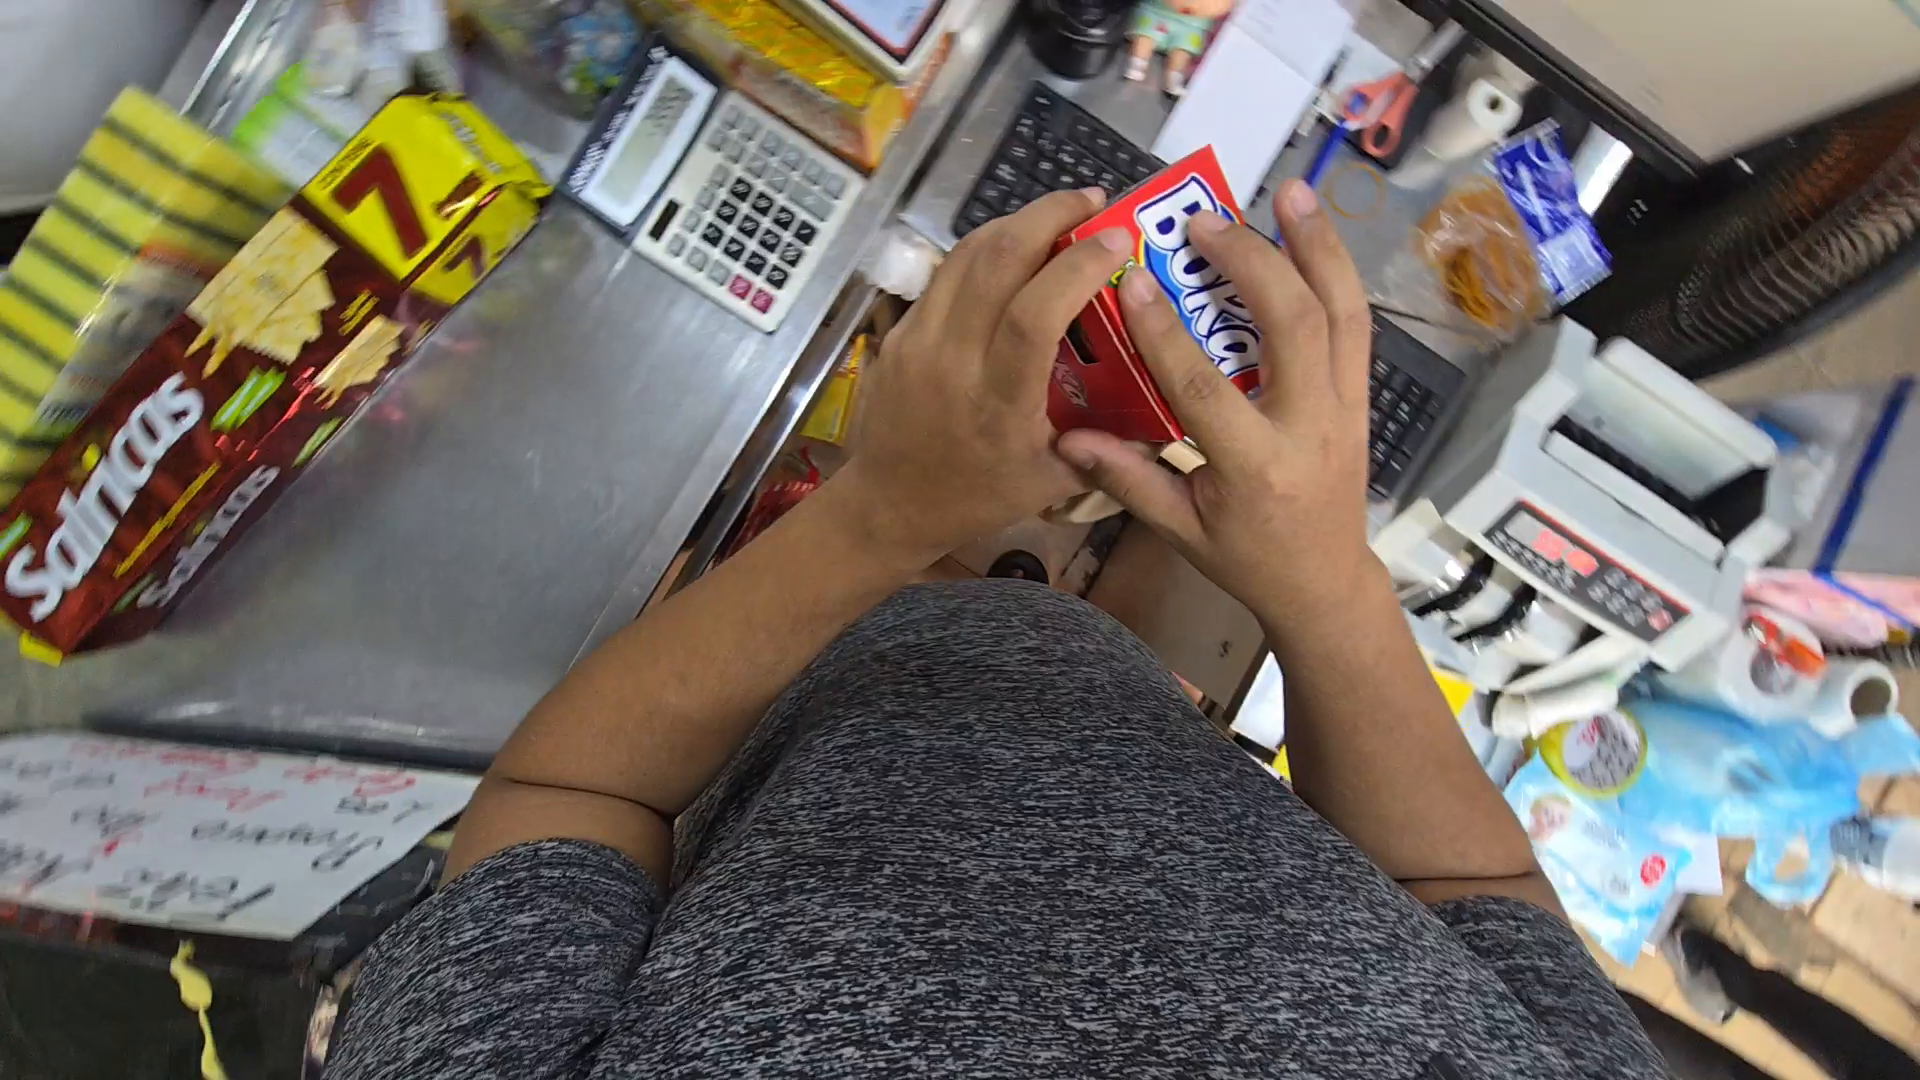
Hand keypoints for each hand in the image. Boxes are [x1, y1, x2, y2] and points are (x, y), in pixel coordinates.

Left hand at [836, 188, 1133, 561]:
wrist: (887, 504)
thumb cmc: (974, 498)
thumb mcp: (1050, 482)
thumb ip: (1105, 444)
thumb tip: (1159, 412)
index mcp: (998, 403)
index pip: (1036, 313)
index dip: (1079, 266)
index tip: (1117, 238)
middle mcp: (953, 360)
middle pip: (997, 259)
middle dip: (1050, 214)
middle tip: (1091, 203)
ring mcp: (917, 340)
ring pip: (967, 254)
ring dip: (1017, 223)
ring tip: (1056, 219)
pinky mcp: (898, 334)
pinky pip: (945, 275)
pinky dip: (984, 253)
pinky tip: (1010, 257)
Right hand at [1055, 180, 1384, 624]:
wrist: (1324, 582)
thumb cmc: (1246, 560)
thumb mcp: (1180, 529)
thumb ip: (1127, 480)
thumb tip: (1067, 439)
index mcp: (1255, 466)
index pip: (1204, 388)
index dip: (1164, 333)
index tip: (1136, 280)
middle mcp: (1310, 425)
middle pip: (1293, 325)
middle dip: (1250, 262)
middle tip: (1205, 220)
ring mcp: (1346, 407)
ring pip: (1343, 312)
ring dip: (1318, 246)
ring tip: (1290, 192)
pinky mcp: (1361, 398)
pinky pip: (1355, 325)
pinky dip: (1337, 274)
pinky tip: (1315, 238)